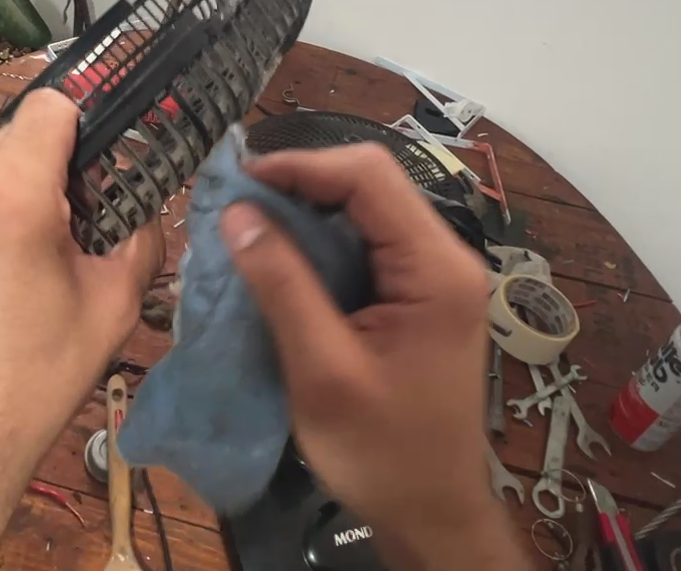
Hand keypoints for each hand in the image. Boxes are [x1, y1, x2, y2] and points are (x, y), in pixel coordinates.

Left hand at [0, 90, 162, 570]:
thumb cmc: (35, 377)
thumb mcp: (112, 307)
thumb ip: (140, 237)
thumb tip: (144, 207)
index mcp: (13, 197)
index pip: (47, 106)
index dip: (72, 128)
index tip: (77, 165)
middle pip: (3, 140)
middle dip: (29, 171)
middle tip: (40, 229)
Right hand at [221, 144, 523, 570]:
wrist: (432, 514)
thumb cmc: (383, 453)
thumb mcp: (322, 372)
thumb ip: (282, 285)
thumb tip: (237, 213)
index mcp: (436, 268)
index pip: (368, 177)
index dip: (302, 166)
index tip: (242, 183)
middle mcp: (444, 256)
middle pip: (369, 182)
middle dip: (301, 181)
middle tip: (241, 202)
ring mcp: (433, 271)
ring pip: (364, 205)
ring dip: (306, 205)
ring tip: (251, 219)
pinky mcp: (416, 289)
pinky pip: (364, 237)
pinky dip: (318, 234)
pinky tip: (283, 249)